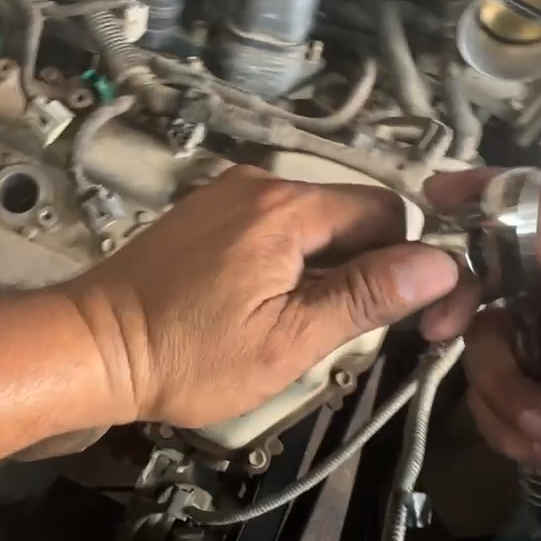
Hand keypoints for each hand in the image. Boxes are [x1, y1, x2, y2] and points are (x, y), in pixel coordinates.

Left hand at [62, 166, 459, 426]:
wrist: (96, 346)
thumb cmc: (189, 356)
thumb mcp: (288, 339)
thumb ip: (366, 297)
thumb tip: (444, 263)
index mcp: (286, 209)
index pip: (386, 212)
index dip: (406, 262)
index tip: (399, 316)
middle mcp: (258, 184)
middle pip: (347, 214)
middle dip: (362, 268)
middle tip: (340, 331)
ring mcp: (225, 194)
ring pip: (310, 223)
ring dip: (322, 268)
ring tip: (294, 322)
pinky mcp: (204, 212)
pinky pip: (271, 226)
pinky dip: (285, 260)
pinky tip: (260, 303)